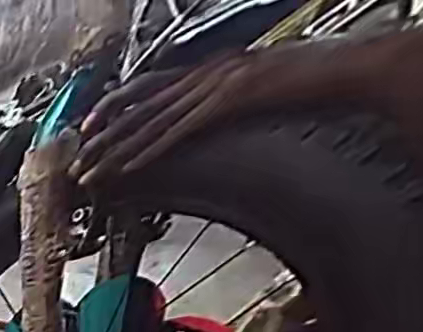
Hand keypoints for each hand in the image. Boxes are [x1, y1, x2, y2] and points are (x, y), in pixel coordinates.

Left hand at [72, 43, 351, 186]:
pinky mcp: (231, 99)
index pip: (140, 89)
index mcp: (202, 69)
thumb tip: (172, 122)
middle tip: (73, 166)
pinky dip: (152, 150)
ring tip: (90, 176)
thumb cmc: (298, 76)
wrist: (348, 65)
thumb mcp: (237, 85)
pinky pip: (181, 130)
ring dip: (114, 155)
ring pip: (150, 125)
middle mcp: (202, 74)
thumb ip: (202, 100)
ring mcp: (216, 85)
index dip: (107, 110)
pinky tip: (130, 167)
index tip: (82, 132)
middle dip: (99, 143)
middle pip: (135, 112)